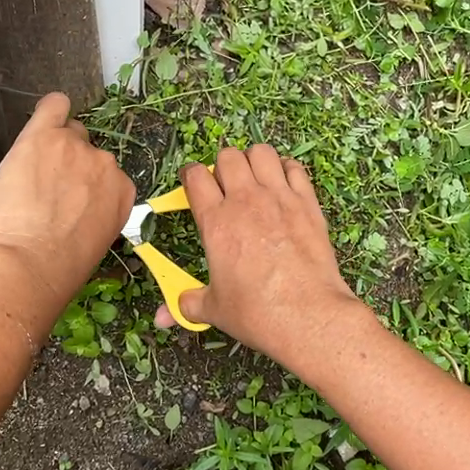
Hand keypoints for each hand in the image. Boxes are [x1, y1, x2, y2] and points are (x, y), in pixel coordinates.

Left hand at [0, 93, 133, 311]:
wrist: (24, 266)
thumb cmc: (55, 271)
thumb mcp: (93, 246)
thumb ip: (93, 216)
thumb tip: (75, 210)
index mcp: (123, 194)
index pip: (107, 177)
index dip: (84, 188)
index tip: (69, 201)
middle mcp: (105, 165)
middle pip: (87, 152)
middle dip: (68, 167)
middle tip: (45, 193)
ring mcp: (74, 147)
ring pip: (66, 132)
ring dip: (51, 149)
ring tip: (29, 176)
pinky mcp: (42, 136)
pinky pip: (52, 107)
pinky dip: (49, 110)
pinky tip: (44, 116)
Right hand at [155, 145, 372, 369]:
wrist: (308, 315)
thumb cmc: (258, 312)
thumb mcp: (214, 309)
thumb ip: (187, 303)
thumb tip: (162, 317)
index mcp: (216, 222)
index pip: (195, 177)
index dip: (190, 176)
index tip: (193, 183)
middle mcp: (246, 201)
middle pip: (227, 156)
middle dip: (222, 165)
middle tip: (225, 184)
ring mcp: (279, 198)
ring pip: (261, 153)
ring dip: (254, 160)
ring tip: (254, 178)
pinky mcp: (307, 203)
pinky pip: (295, 168)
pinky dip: (287, 169)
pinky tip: (284, 183)